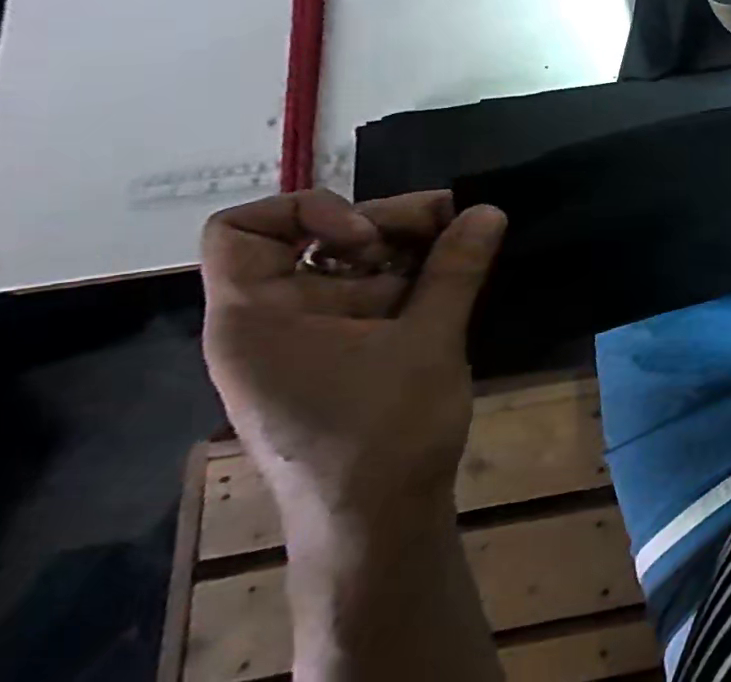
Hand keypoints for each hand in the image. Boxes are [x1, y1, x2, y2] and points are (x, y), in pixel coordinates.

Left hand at [200, 189, 506, 520]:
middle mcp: (273, 321)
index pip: (242, 229)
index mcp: (258, 316)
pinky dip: (414, 283)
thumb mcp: (428, 340)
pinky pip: (372, 301)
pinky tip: (459, 282)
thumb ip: (456, 269)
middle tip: (457, 222)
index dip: (308, 212)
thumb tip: (488, 209)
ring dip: (412, 252)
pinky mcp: (345, 358)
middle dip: (389, 225)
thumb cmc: (385, 430)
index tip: (370, 239)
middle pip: (317, 241)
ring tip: (470, 249)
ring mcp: (310, 341)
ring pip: (353, 270)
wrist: (379, 521)